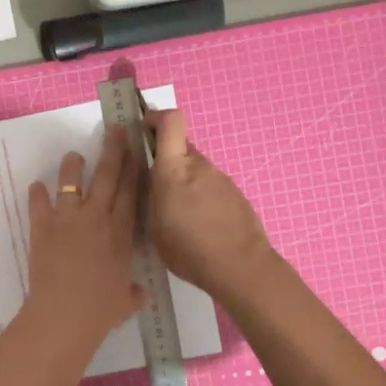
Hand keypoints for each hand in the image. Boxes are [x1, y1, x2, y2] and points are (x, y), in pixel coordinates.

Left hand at [23, 124, 146, 350]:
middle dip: (112, 149)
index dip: (133, 168)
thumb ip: (132, 292)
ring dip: (73, 165)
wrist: (66, 312)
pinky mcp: (42, 226)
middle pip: (107, 175)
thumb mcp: (125, 301)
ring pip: (71, 181)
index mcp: (121, 233)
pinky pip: (39, 202)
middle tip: (114, 129)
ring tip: (73, 155)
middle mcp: (97, 217)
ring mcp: (68, 219)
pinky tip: (36, 187)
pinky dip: (37, 193)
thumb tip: (139, 294)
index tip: (135, 149)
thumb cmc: (101, 309)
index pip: (131, 191)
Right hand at [146, 108, 278, 298]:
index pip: (171, 121)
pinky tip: (201, 227)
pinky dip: (202, 198)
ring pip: (196, 170)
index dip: (156, 118)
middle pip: (180, 149)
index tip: (144, 129)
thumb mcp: (154, 226)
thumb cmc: (189, 249)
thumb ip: (152, 196)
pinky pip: (211, 187)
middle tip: (156, 190)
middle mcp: (199, 166)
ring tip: (179, 217)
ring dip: (185, 183)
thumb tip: (153, 182)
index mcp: (173, 170)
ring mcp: (221, 179)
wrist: (240, 267)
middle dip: (166, 161)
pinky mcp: (236, 195)